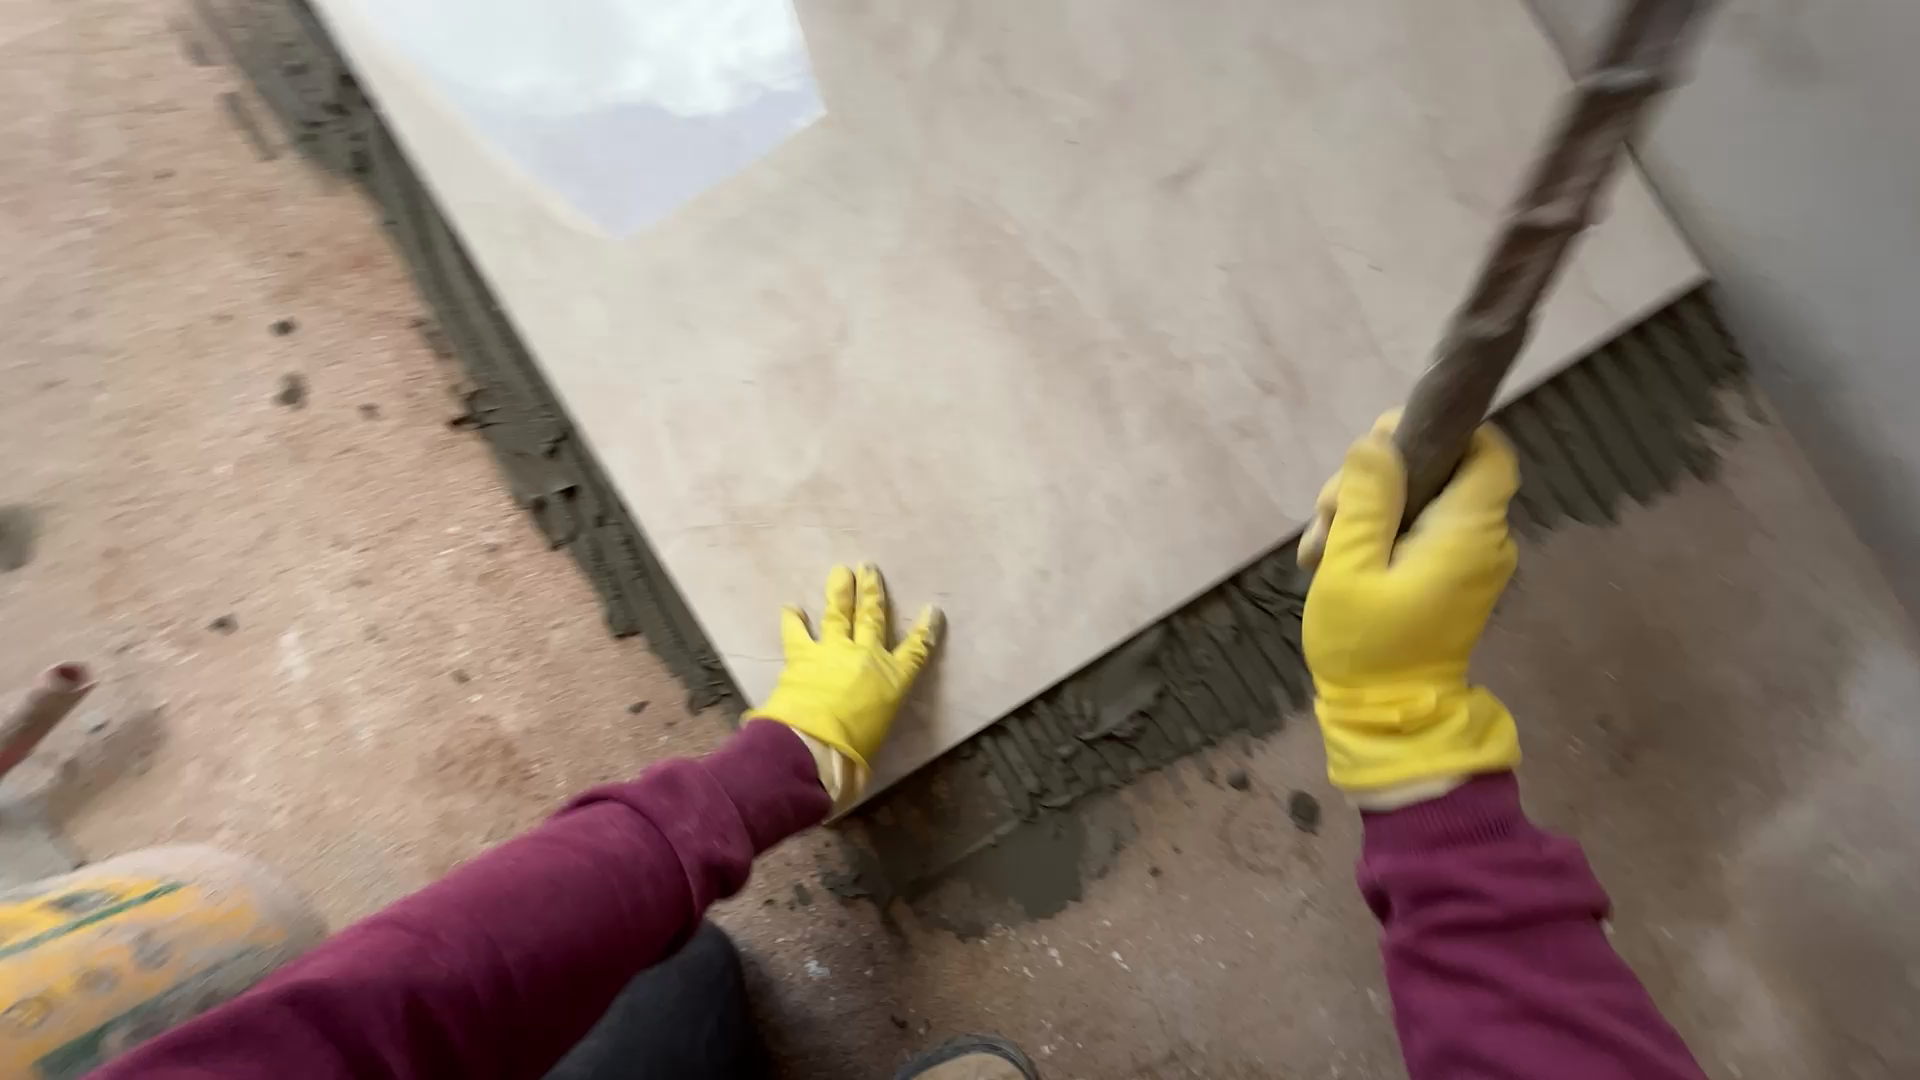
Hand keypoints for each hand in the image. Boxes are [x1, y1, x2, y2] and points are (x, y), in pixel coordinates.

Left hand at [746, 564, 939, 805]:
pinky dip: (793, 620)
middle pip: (874, 618)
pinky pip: (796, 633)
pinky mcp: (803, 657)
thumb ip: (867, 738)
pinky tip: (790, 607)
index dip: (926, 629)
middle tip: (870, 568)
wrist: (814, 750)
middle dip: (873, 592)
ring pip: (839, 614)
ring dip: (841, 592)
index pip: (917, 650)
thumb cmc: (851, 758)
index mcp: (893, 681)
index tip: (932, 610)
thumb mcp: (872, 746)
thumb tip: (856, 766)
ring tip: (841, 571)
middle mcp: (867, 658)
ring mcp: (834, 652)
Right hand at [1298, 413, 1520, 805]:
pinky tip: (1332, 557)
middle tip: (1324, 517)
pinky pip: (1416, 531)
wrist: (1388, 718)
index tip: (1380, 444)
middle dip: (1375, 481)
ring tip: (1318, 549)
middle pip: (1439, 472)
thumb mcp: (1349, 568)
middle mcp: (1480, 541)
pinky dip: (1376, 534)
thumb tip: (1375, 441)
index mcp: (1466, 533)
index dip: (1441, 432)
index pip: (1487, 452)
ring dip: (1365, 511)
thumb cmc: (1367, 644)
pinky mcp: (1447, 579)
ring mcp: (1465, 562)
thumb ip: (1364, 501)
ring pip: (1419, 501)